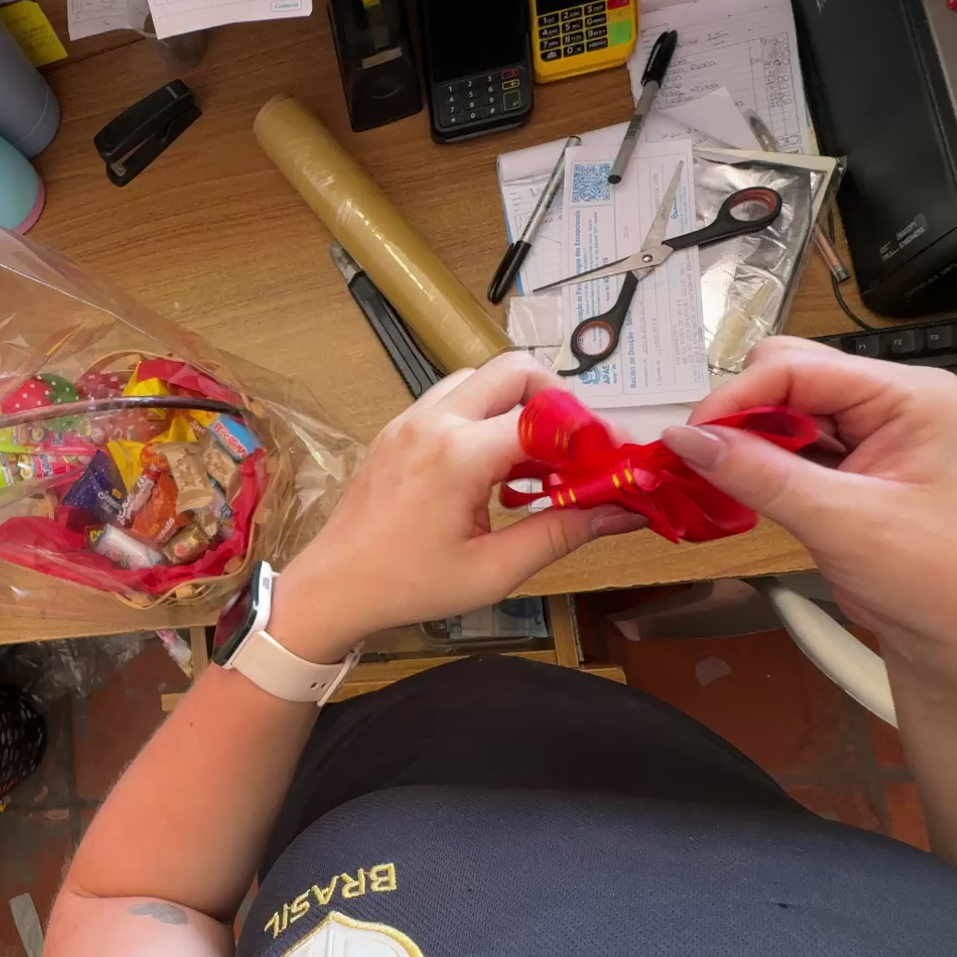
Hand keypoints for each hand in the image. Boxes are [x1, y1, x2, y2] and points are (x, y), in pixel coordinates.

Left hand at [268, 353, 646, 662]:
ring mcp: (406, 422)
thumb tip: (623, 511)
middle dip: (554, 400)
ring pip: (476, 379)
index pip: (546, 418)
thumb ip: (563, 532)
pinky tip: (486, 468)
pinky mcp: (393, 432)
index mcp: (458, 453)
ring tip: (528, 461)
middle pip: (512, 370)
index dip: (590, 437)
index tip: (610, 462)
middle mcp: (431, 423)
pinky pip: (446, 401)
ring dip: (512, 405)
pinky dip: (477, 417)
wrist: (334, 587)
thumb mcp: (494, 569)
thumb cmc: (406, 584)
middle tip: (570, 449)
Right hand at [661, 336, 956, 658]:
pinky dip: (749, 461)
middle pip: (783, 374)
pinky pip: (779, 442)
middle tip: (708, 460)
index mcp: (909, 397)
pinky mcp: (843, 462)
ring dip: (740, 439)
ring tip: (721, 478)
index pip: (795, 367)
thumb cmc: (937, 578)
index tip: (688, 441)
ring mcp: (865, 432)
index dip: (734, 397)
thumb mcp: (840, 521)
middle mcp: (887, 402)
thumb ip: (756, 474)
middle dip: (737, 413)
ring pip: (775, 408)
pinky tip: (740, 487)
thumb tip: (680, 439)